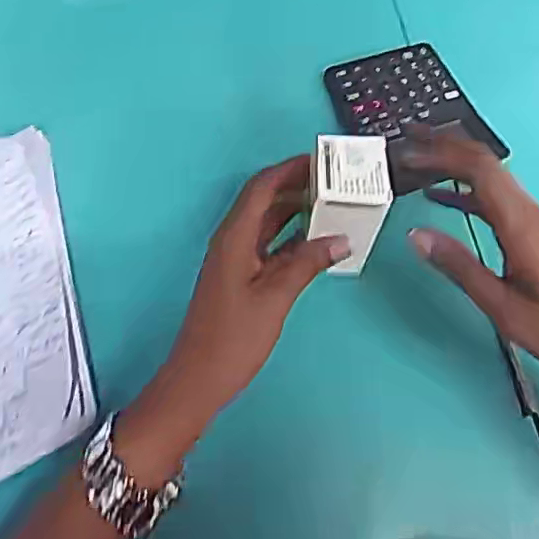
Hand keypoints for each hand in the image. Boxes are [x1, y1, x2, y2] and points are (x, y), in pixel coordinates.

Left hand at [144, 157, 349, 435]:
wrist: (198, 378)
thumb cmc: (233, 337)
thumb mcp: (275, 297)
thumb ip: (307, 264)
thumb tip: (340, 239)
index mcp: (235, 236)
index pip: (262, 187)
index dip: (289, 169)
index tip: (319, 161)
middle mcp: (232, 238)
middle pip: (264, 199)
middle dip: (295, 185)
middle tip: (331, 180)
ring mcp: (235, 256)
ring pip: (267, 220)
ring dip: (294, 209)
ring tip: (329, 203)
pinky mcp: (240, 273)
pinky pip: (268, 242)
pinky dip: (291, 235)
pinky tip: (314, 240)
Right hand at [402, 131, 538, 411]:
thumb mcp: (504, 308)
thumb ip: (459, 266)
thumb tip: (417, 235)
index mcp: (522, 225)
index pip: (479, 168)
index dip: (441, 152)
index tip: (409, 151)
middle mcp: (529, 214)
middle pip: (484, 161)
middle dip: (444, 145)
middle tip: (409, 139)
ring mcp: (535, 222)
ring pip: (489, 176)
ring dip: (453, 163)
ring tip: (419, 161)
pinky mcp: (536, 234)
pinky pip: (495, 197)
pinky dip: (466, 190)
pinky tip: (444, 198)